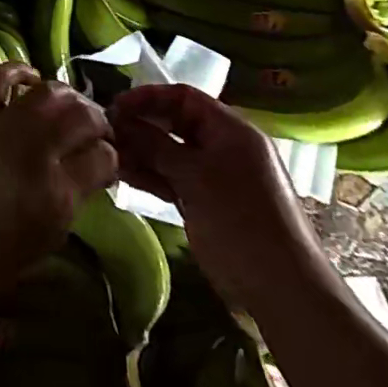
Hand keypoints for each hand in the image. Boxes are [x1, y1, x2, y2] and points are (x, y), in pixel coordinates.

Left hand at [0, 63, 117, 302]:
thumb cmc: (3, 246)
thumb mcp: (55, 230)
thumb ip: (81, 190)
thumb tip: (101, 161)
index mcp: (57, 188)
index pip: (102, 155)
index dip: (111, 156)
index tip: (108, 162)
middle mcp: (35, 148)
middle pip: (81, 115)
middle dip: (97, 121)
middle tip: (98, 133)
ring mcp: (6, 127)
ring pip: (51, 92)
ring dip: (71, 97)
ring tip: (74, 109)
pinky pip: (1, 79)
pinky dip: (20, 73)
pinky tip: (34, 80)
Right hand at [110, 84, 330, 311]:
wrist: (282, 288)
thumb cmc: (241, 221)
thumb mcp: (195, 178)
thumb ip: (157, 146)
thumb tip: (122, 122)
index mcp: (231, 129)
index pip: (184, 97)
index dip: (148, 97)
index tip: (114, 107)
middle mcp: (224, 146)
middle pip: (176, 124)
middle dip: (141, 126)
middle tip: (105, 134)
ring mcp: (215, 176)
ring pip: (172, 154)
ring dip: (142, 153)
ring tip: (108, 157)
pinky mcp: (207, 203)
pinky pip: (175, 179)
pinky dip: (153, 177)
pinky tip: (125, 177)